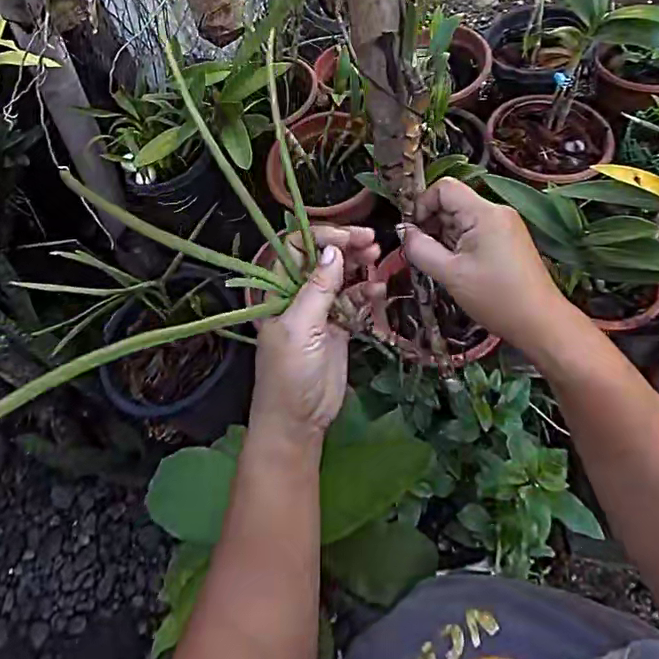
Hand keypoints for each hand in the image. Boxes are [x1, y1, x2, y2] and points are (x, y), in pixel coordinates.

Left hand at [251, 225, 383, 440]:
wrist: (299, 421)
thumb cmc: (289, 374)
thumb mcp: (299, 329)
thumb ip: (317, 289)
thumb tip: (332, 250)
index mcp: (279, 290)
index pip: (297, 248)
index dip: (321, 237)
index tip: (347, 237)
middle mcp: (299, 294)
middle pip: (322, 258)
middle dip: (345, 245)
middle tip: (371, 242)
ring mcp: (321, 309)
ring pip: (341, 276)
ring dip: (359, 264)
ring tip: (378, 258)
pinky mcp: (339, 326)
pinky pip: (354, 300)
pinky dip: (366, 291)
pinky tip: (378, 289)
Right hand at [399, 178, 585, 353]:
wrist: (541, 324)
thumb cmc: (496, 298)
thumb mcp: (450, 274)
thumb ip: (420, 248)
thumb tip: (403, 231)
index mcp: (484, 213)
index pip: (444, 187)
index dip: (422, 204)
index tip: (414, 232)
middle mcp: (497, 211)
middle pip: (453, 202)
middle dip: (432, 223)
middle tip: (424, 252)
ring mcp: (505, 225)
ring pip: (462, 217)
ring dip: (445, 236)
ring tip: (442, 264)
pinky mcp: (508, 239)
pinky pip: (475, 230)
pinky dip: (460, 243)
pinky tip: (458, 267)